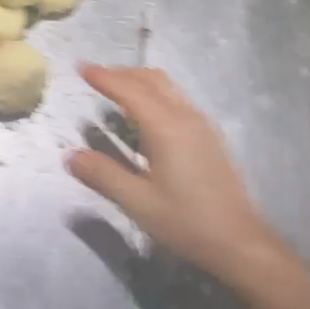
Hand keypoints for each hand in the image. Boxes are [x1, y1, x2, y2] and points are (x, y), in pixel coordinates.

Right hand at [66, 64, 289, 287]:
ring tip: (116, 89)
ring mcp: (201, 124)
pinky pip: (176, 99)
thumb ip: (103, 175)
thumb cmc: (186, 222)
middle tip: (95, 75)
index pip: (129, 90)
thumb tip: (70, 156)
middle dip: (121, 73)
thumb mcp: (138, 203)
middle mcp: (185, 116)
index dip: (103, 77)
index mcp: (166, 127)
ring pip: (166, 87)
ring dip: (139, 81)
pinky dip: (154, 93)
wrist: (239, 241)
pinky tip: (145, 115)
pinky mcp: (209, 136)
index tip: (80, 67)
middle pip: (150, 79)